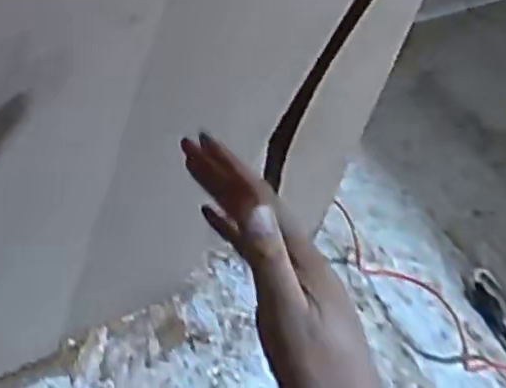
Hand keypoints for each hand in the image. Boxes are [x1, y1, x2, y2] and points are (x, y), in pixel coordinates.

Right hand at [181, 134, 379, 387]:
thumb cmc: (315, 365)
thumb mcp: (288, 312)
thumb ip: (269, 259)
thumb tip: (253, 206)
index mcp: (302, 255)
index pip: (262, 198)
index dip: (232, 167)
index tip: (204, 140)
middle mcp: (300, 256)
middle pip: (255, 203)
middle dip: (222, 172)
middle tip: (190, 146)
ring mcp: (295, 273)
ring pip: (252, 220)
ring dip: (222, 192)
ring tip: (195, 169)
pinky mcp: (288, 290)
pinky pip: (252, 245)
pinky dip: (230, 226)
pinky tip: (212, 218)